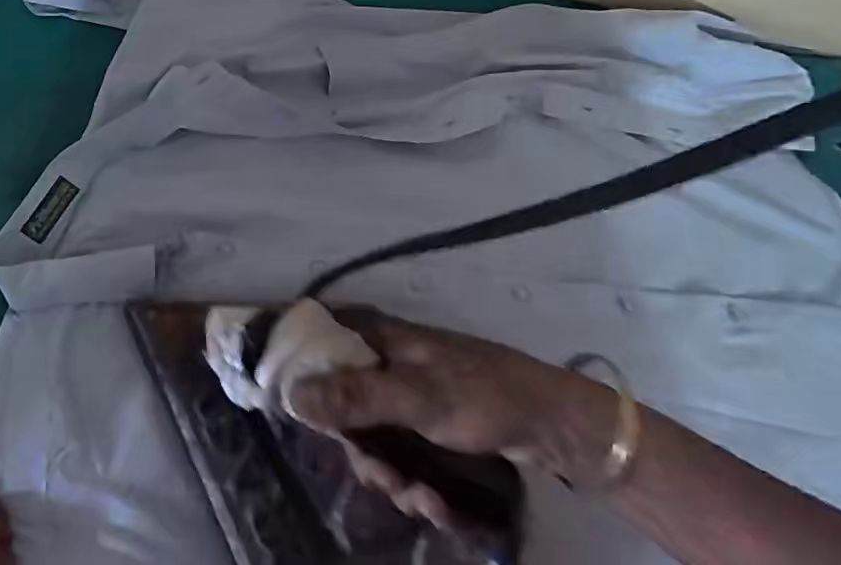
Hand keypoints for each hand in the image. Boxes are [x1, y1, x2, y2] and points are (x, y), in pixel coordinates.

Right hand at [288, 312, 594, 526]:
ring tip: (424, 499)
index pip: (319, 339)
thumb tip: (291, 394)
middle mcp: (383, 361)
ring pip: (371, 437)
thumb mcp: (414, 397)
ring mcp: (404, 393)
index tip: (296, 414)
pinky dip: (414, 482)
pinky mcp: (425, 423)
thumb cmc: (479, 394)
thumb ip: (354, 396)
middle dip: (362, 452)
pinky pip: (400, 453)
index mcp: (376, 337)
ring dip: (392, 476)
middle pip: (341, 403)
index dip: (301, 372)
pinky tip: (437, 504)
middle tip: (385, 478)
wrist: (549, 423)